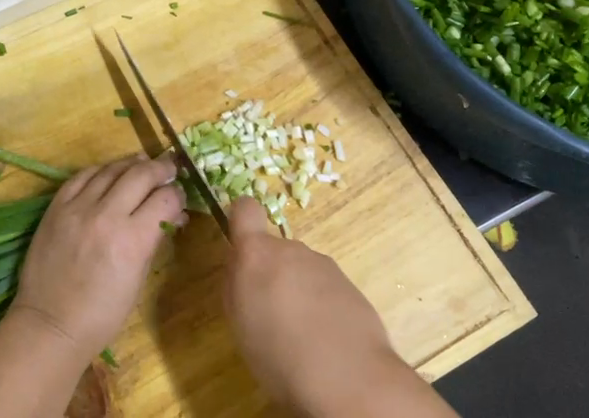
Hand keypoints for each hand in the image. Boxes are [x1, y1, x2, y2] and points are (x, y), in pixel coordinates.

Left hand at [8, 154, 186, 362]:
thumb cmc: (102, 314)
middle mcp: (106, 215)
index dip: (177, 193)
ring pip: (111, 169)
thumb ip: (154, 240)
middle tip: (169, 167)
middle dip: (160, 168)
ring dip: (131, 164)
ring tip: (142, 164)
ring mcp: (78, 207)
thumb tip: (174, 214)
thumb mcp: (138, 280)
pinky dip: (101, 170)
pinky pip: (83, 176)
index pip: (164, 199)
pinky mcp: (56, 205)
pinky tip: (109, 172)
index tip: (180, 193)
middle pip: (140, 175)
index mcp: (132, 240)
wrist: (51, 323)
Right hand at [224, 197, 456, 417]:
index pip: (245, 209)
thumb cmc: (279, 354)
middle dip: (272, 274)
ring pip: (302, 271)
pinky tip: (327, 342)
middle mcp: (291, 250)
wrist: (349, 379)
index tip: (242, 246)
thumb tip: (240, 265)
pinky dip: (323, 307)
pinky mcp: (351, 286)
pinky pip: (327, 289)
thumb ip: (236, 284)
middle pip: (275, 250)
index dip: (241, 220)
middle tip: (272, 315)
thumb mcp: (239, 322)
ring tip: (302, 336)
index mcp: (256, 254)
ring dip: (299, 292)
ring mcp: (324, 266)